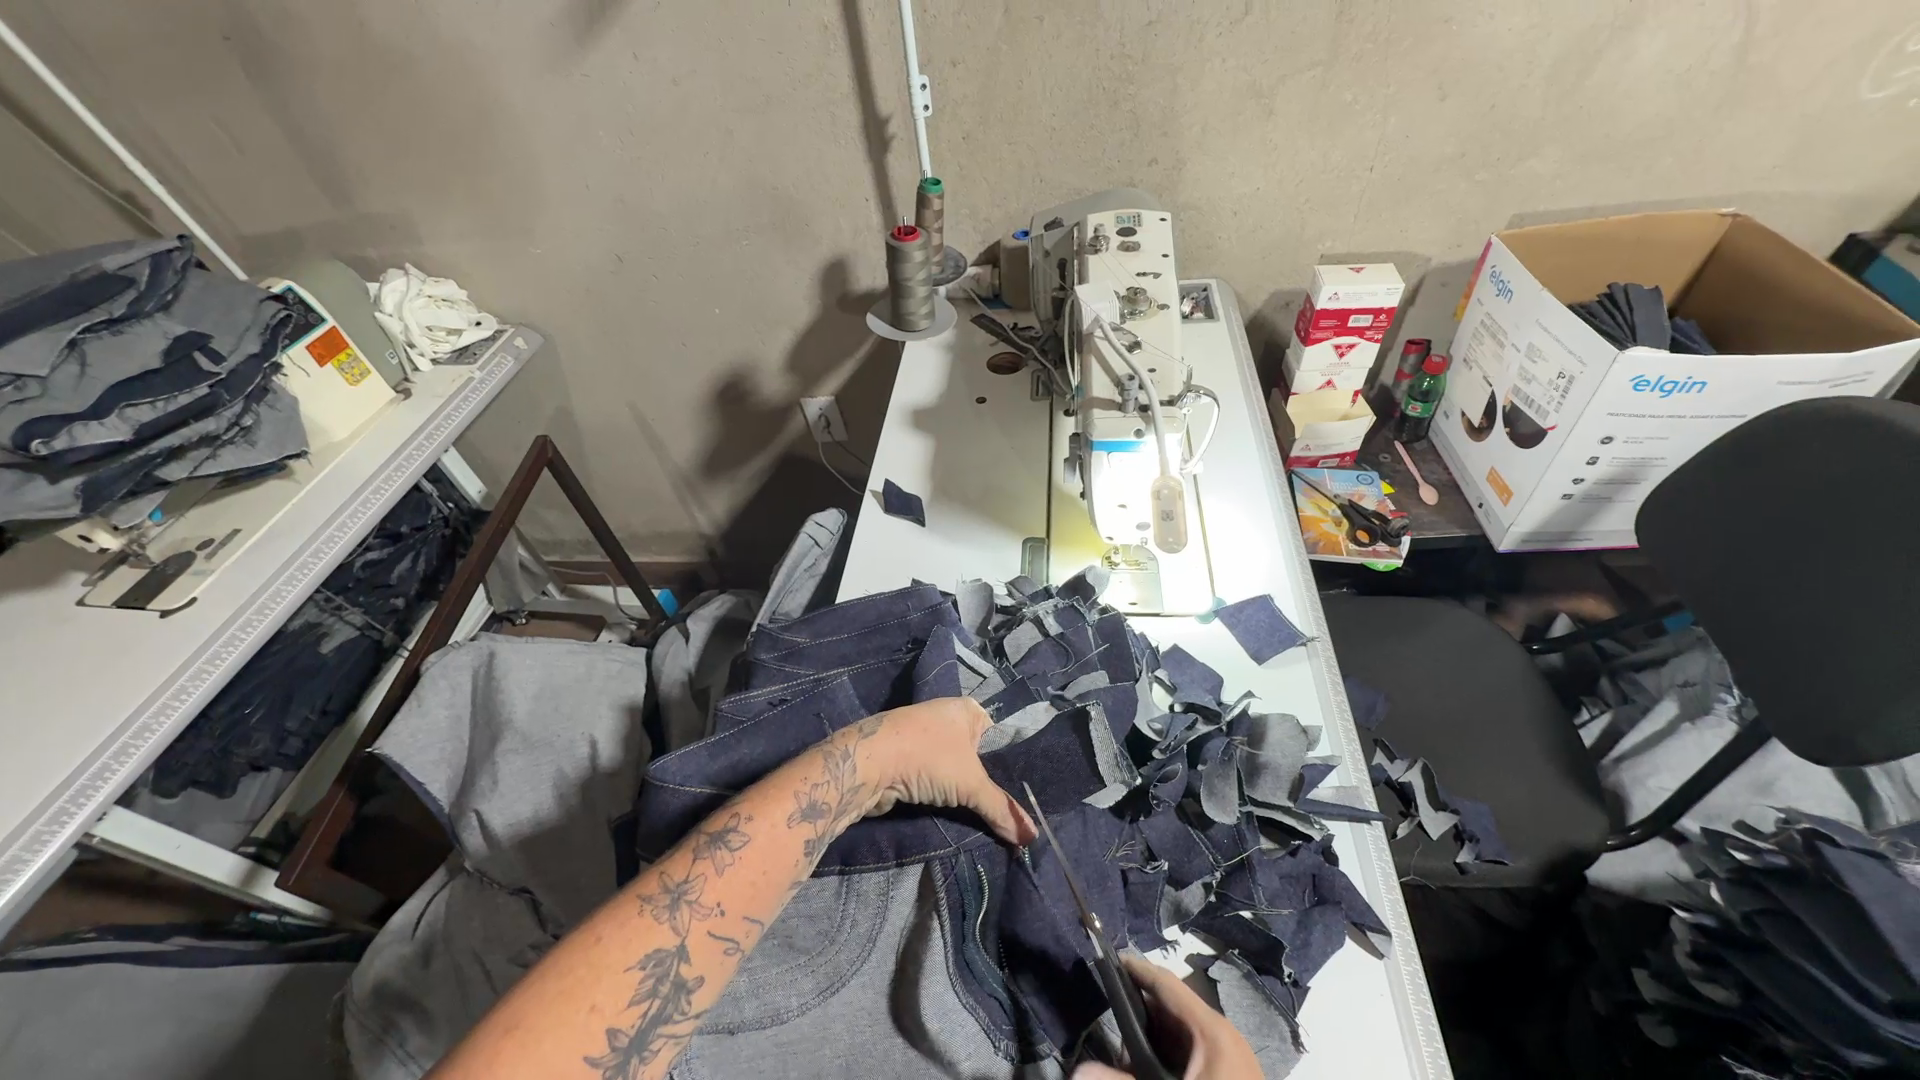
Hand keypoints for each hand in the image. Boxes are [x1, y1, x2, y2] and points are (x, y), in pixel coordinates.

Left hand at [850, 697, 1036, 846]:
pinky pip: (936, 782)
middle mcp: (946, 720)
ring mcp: (924, 741)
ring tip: (993, 822)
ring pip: (956, 773)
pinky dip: (946, 799)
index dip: (1015, 768)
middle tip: (1014, 817)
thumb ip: (1001, 809)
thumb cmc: (927, 758)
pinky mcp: (907, 762)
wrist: (868, 765)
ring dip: (966, 795)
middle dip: (990, 786)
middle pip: (979, 759)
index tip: (1031, 798)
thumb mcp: (972, 784)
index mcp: (967, 710)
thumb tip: (1032, 838)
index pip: (1002, 739)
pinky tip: (961, 817)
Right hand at [1072, 955, 1262, 1079]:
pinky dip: (1166, 1058)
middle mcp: (1222, 1037)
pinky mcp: (1228, 1077)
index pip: (1168, 985)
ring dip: (1150, 1039)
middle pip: (1172, 1009)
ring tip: (1123, 1052)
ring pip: (1180, 1035)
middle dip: (1138, 1012)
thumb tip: (1076, 1072)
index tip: (1109, 959)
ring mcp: (1228, 1060)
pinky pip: (1190, 1055)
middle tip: (1107, 1016)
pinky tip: (1145, 1070)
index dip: (1138, 970)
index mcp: (1212, 1031)